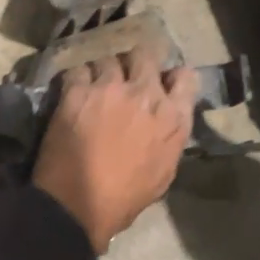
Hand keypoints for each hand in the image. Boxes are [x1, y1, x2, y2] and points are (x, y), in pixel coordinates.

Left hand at [33, 48, 198, 253]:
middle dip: (135, 63)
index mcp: (173, 119)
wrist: (77, 204)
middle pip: (144, 55)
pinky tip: (73, 94)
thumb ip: (169, 137)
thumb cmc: (124, 199)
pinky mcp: (77, 91)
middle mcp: (146, 94)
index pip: (185, 77)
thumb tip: (164, 121)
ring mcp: (110, 89)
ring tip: (94, 88)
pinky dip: (77, 80)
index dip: (171, 77)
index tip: (160, 83)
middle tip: (123, 78)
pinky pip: (78, 70)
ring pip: (108, 59)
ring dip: (103, 72)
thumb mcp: (163, 173)